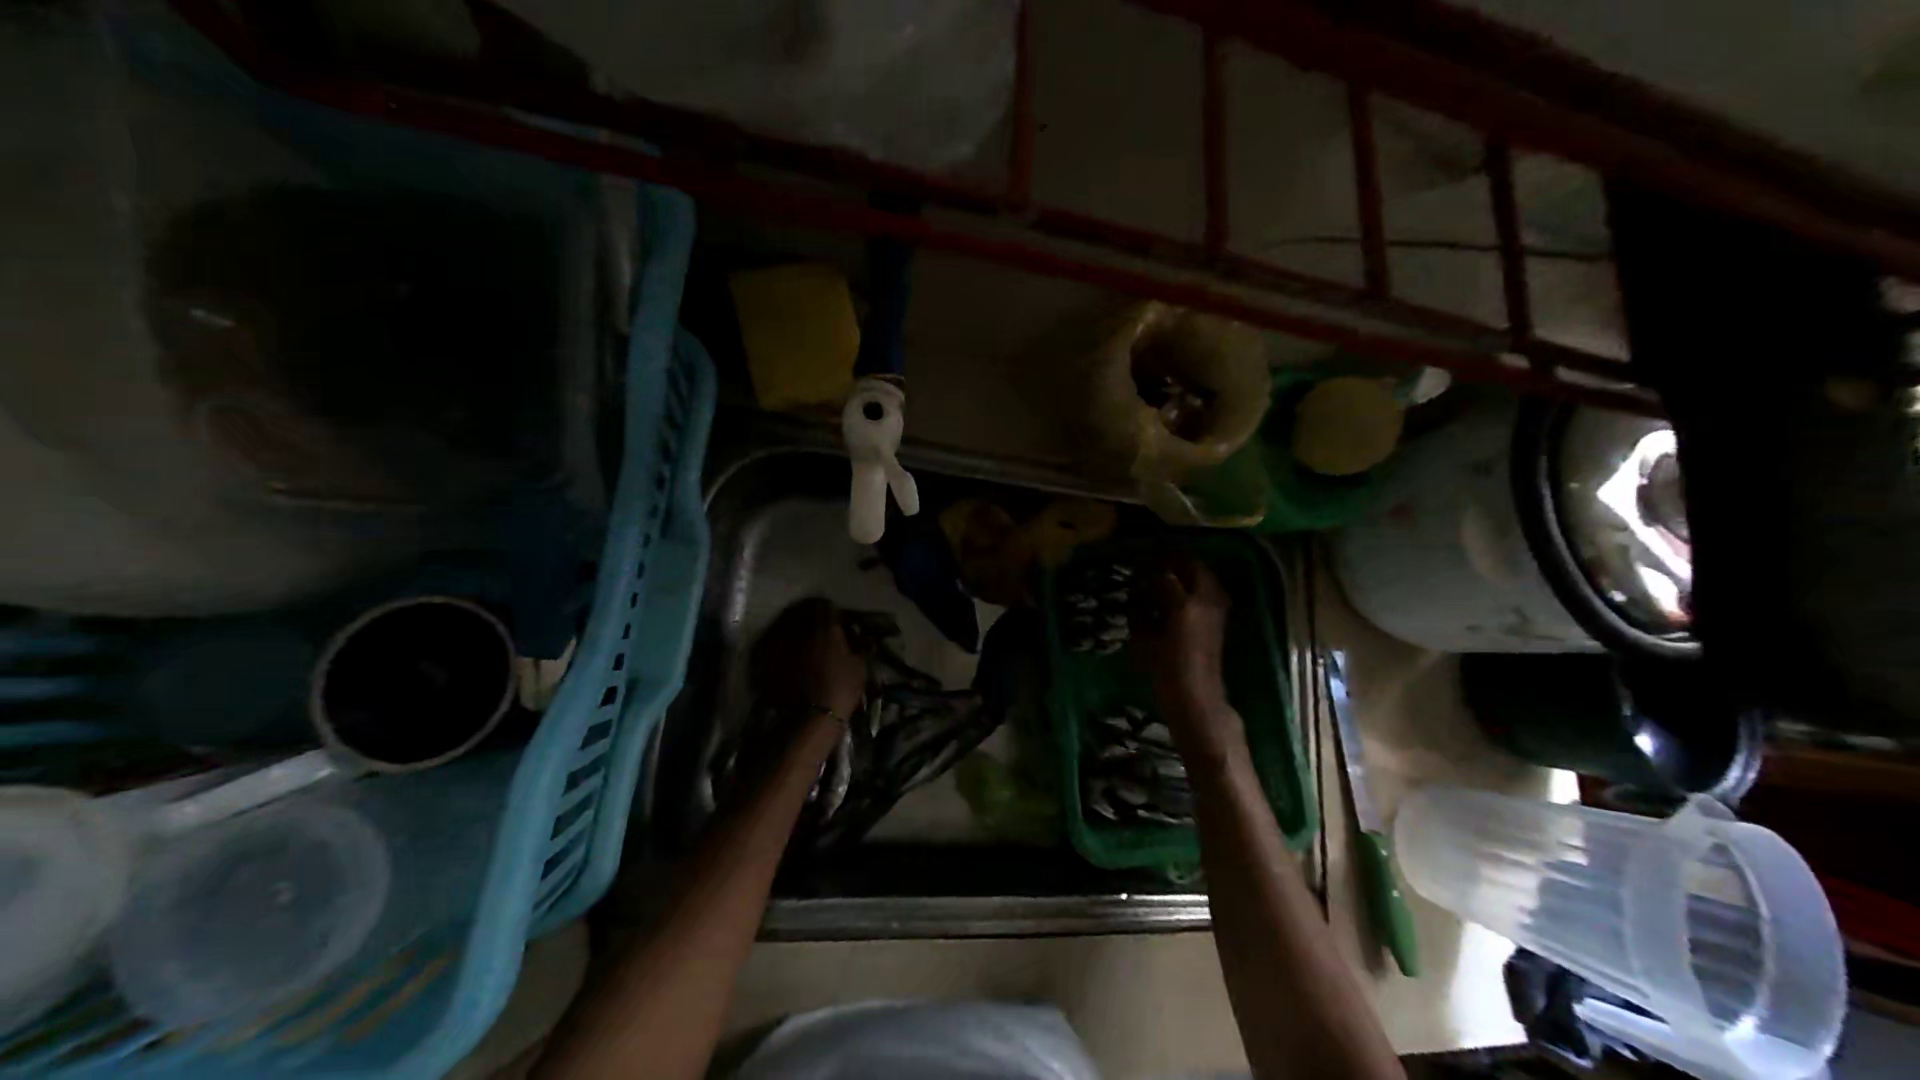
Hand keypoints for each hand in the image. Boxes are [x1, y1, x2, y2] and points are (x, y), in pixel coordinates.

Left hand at [749, 597, 864, 725]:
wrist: (806, 718)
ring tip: (799, 637)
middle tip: (815, 625)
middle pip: (800, 610)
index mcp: (824, 626)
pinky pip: (771, 641)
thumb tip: (860, 634)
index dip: (829, 610)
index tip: (832, 618)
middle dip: (808, 614)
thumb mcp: (858, 667)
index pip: (824, 605)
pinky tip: (784, 651)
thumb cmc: (839, 690)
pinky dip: (778, 642)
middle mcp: (799, 627)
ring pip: (784, 623)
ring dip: (791, 626)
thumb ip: (859, 646)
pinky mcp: (763, 656)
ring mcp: (779, 641)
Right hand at [1134, 555, 1243, 762]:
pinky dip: (1194, 588)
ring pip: (1204, 579)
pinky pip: (1208, 593)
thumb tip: (1141, 588)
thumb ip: (1146, 606)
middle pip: (1193, 567)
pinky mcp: (1220, 622)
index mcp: (1187, 603)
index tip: (1137, 558)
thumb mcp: (1148, 637)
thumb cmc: (1167, 671)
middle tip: (1153, 562)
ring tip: (1164, 576)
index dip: (1152, 563)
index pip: (1167, 571)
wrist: (1196, 701)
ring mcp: (1217, 611)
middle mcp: (1206, 601)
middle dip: (1174, 561)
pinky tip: (1176, 596)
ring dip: (1187, 573)